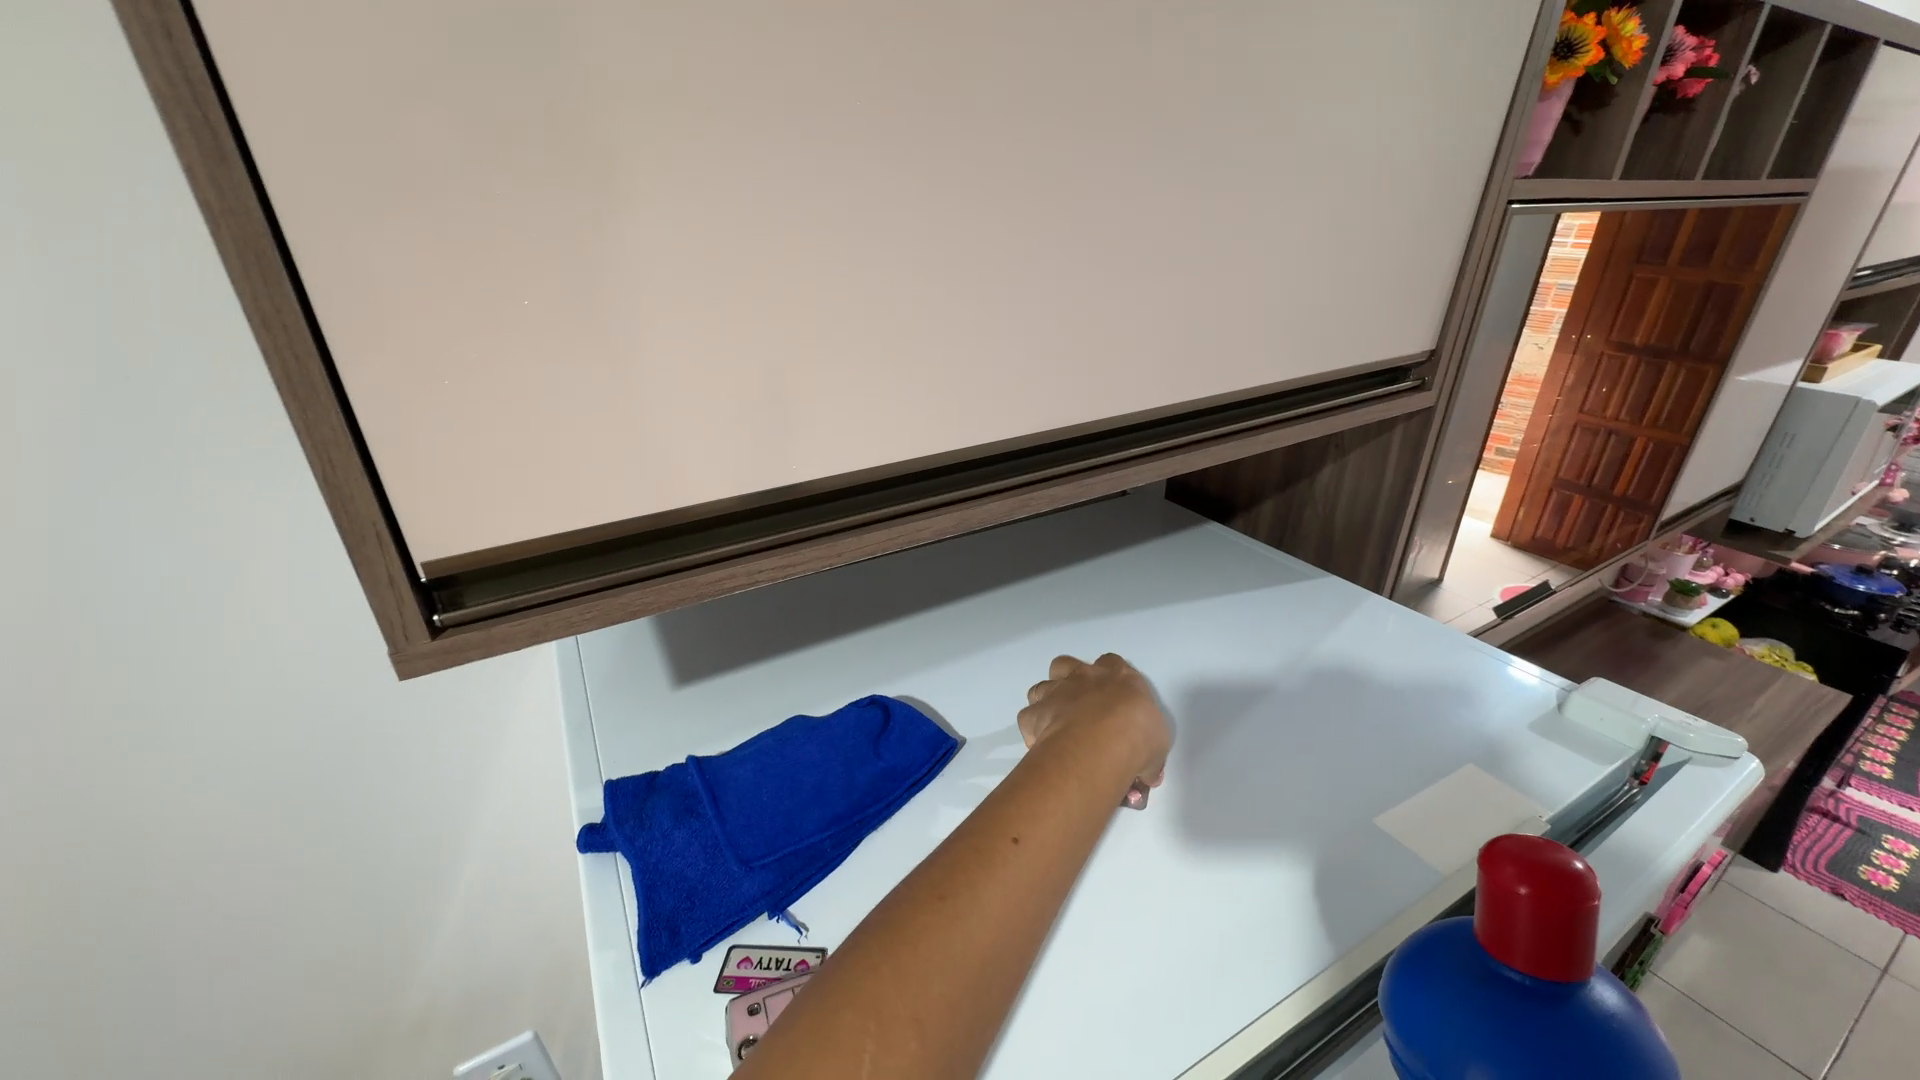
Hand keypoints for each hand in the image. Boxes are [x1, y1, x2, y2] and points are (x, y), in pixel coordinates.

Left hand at [1017, 654, 1169, 788]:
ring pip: (1041, 687)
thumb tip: (1148, 773)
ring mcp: (1056, 692)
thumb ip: (1148, 751)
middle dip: (1067, 680)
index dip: (1109, 679)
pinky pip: (1028, 718)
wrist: (1105, 742)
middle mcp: (1084, 678)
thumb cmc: (1139, 737)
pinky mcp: (1036, 713)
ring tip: (1056, 726)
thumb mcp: (1157, 744)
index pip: (1112, 664)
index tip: (1112, 698)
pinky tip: (1043, 745)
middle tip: (1076, 706)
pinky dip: (1033, 730)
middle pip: (1066, 665)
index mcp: (1120, 678)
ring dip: (1046, 702)